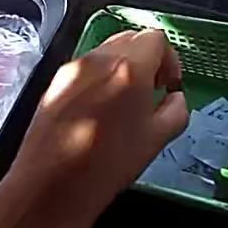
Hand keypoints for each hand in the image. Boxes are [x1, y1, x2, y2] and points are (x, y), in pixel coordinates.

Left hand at [1, 30, 186, 227]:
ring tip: (125, 102)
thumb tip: (175, 98)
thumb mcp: (157, 139)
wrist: (50, 188)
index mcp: (129, 68)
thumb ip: (176, 109)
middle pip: (131, 39)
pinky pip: (87, 67)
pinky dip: (101, 77)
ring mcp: (73, 69)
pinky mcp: (54, 82)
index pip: (156, 39)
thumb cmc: (108, 165)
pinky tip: (101, 110)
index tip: (168, 84)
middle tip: (151, 89)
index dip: (169, 59)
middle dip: (147, 59)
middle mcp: (99, 60)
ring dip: (124, 67)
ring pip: (107, 51)